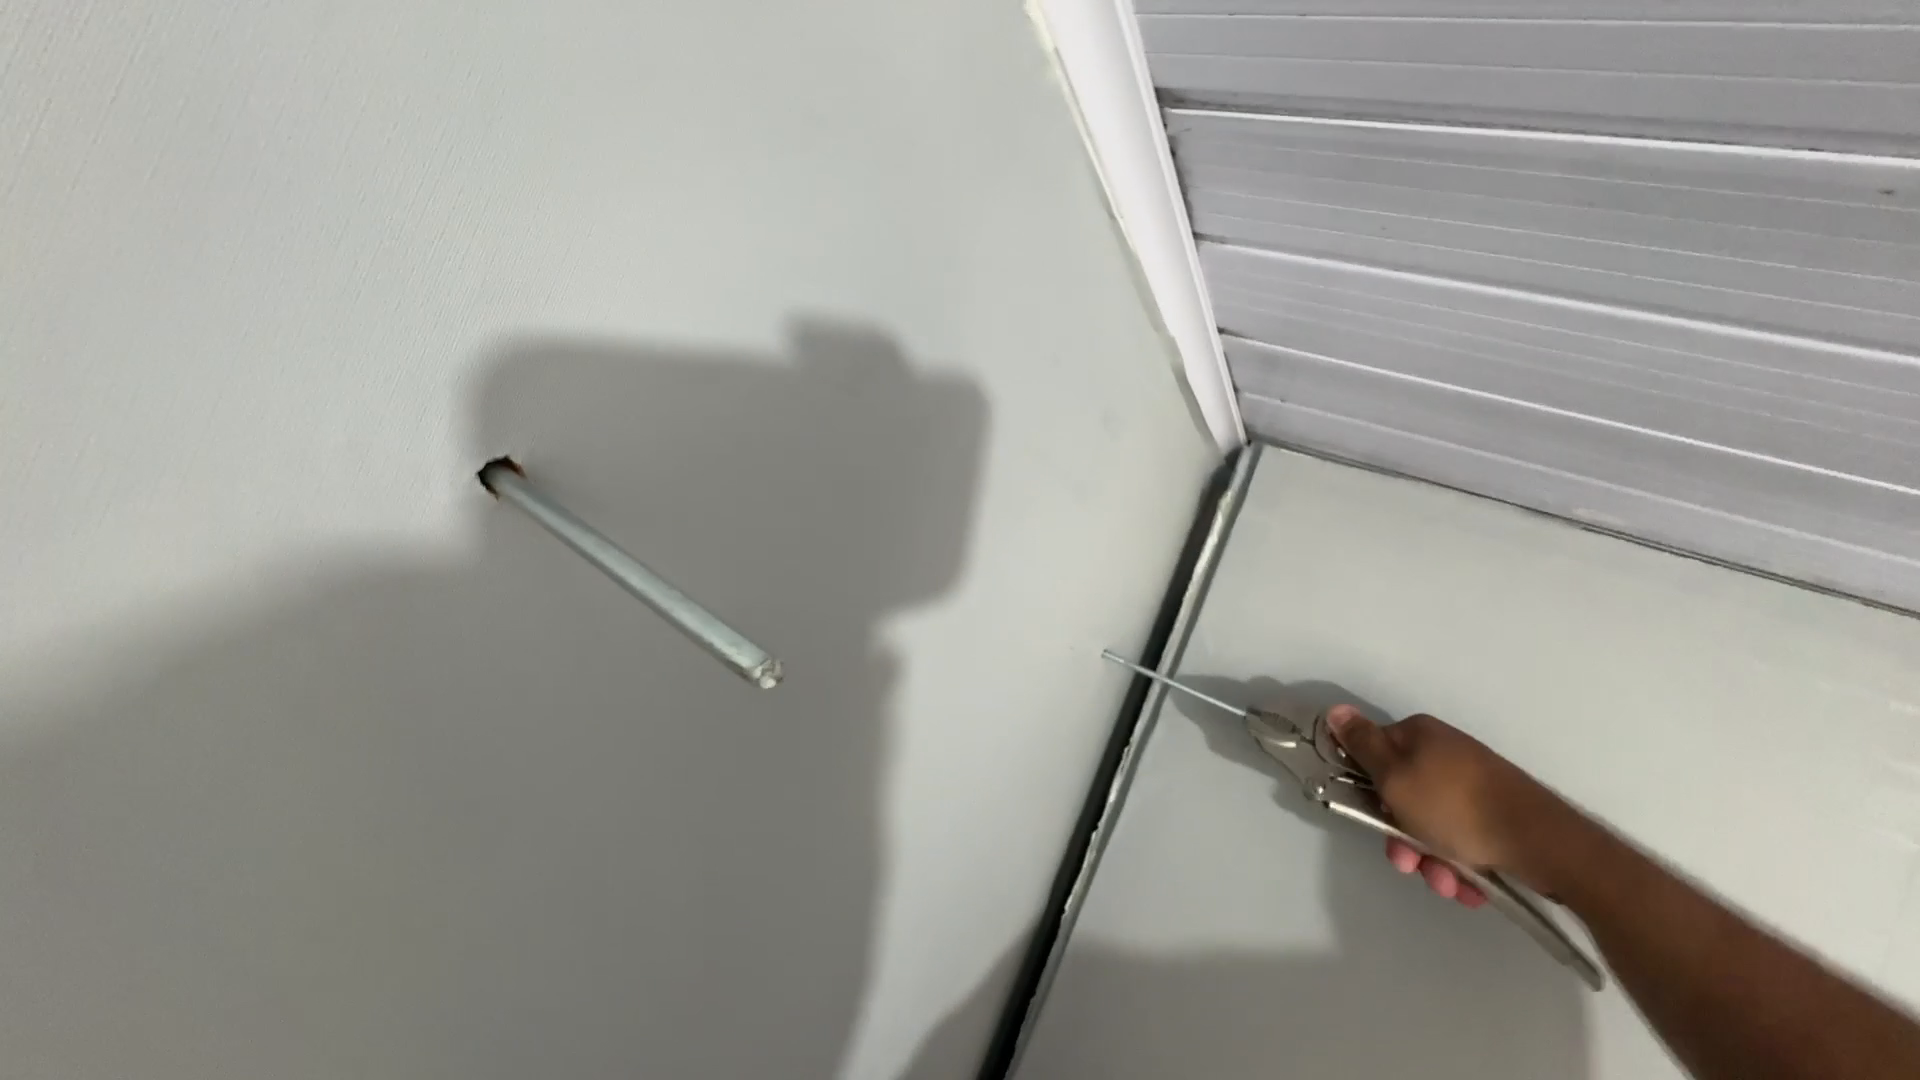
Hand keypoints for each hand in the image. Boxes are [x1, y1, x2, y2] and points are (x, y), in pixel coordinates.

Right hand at [1326, 705, 1569, 908]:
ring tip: (1446, 883)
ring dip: (1431, 859)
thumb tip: (1336, 710)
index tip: (1372, 817)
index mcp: (1420, 737)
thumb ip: (1362, 745)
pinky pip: (1463, 840)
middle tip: (1408, 861)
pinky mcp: (1497, 815)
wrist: (1544, 845)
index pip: (1374, 754)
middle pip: (1402, 795)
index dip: (1367, 789)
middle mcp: (1446, 754)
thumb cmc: (1456, 808)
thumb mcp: (1395, 776)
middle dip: (1402, 836)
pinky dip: (1459, 864)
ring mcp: (1475, 785)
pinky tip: (1467, 887)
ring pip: (1432, 824)